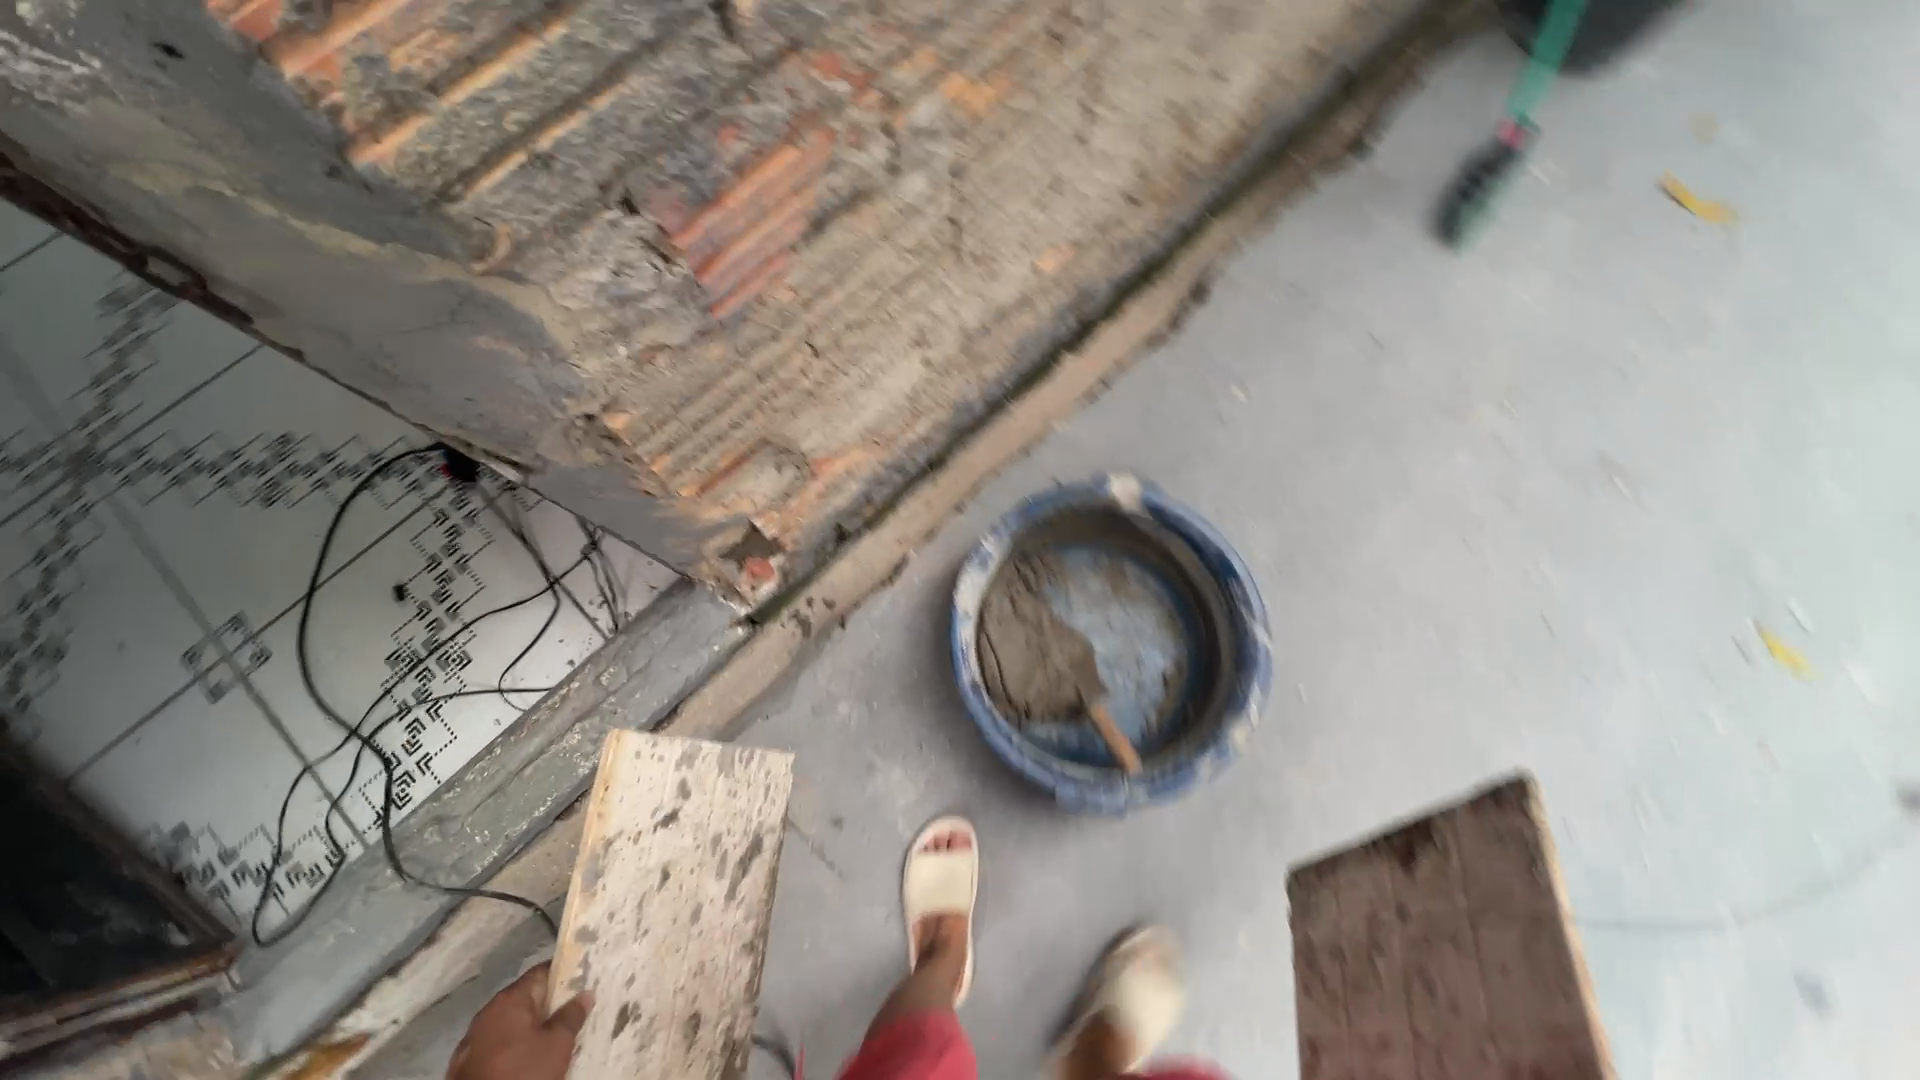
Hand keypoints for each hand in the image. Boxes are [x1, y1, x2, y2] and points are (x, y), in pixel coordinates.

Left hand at [447, 962, 591, 1079]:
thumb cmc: (523, 1072)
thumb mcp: (558, 1043)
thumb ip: (572, 1015)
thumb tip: (583, 994)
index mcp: (509, 999)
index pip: (543, 972)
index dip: (566, 974)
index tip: (585, 982)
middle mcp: (487, 1012)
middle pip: (526, 998)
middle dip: (550, 1004)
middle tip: (575, 1012)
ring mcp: (473, 1039)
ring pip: (511, 1023)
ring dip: (531, 1027)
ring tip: (555, 1037)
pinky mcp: (466, 1064)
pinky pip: (498, 1044)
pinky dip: (514, 1046)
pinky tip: (528, 1057)